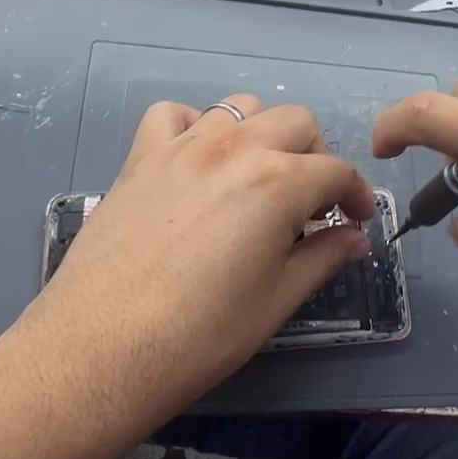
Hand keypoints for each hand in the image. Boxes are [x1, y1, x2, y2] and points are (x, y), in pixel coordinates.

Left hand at [0, 93, 374, 435]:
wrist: (101, 351)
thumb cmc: (201, 334)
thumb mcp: (277, 300)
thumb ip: (323, 258)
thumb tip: (356, 239)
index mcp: (278, 181)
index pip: (336, 171)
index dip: (355, 195)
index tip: (355, 221)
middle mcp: (235, 147)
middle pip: (297, 123)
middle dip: (316, 157)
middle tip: (310, 206)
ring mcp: (183, 146)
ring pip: (240, 107)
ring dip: (262, 134)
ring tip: (257, 179)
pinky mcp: (140, 157)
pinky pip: (173, 115)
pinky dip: (194, 126)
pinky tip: (197, 163)